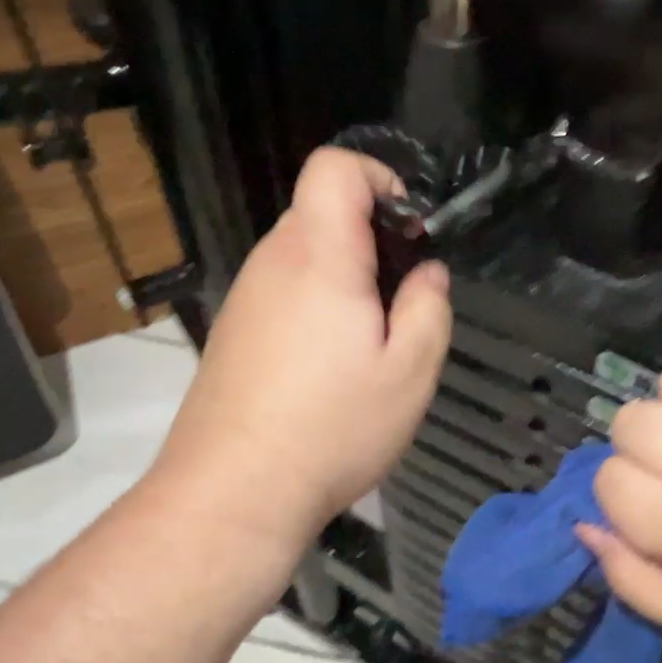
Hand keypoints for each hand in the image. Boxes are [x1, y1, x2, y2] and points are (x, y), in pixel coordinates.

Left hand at [148, 147, 451, 544]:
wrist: (232, 493)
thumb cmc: (331, 426)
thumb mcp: (411, 372)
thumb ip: (428, 308)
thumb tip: (426, 274)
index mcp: (319, 257)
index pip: (334, 169)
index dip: (378, 178)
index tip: (410, 228)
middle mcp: (273, 263)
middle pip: (322, 214)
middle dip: (372, 241)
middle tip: (402, 304)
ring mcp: (246, 298)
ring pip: (304, 257)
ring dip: (346, 280)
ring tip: (371, 346)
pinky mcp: (234, 332)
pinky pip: (285, 293)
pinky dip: (317, 307)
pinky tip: (331, 370)